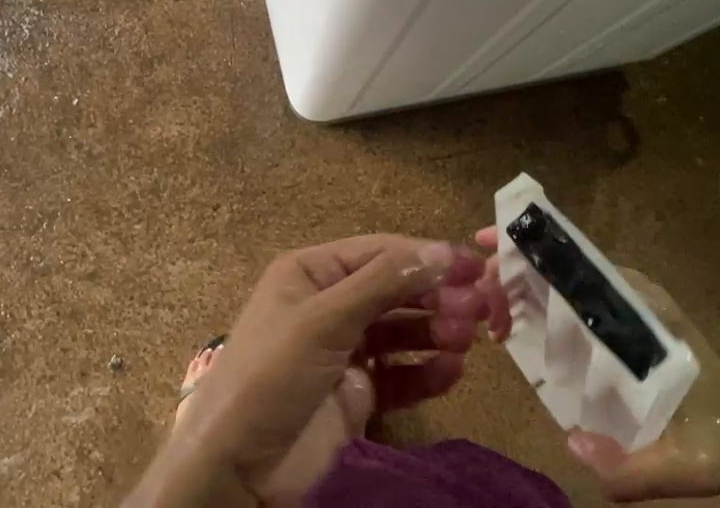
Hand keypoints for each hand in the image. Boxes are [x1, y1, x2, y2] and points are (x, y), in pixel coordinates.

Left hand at [126, 234, 488, 507]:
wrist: (239, 468)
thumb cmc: (272, 375)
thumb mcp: (322, 320)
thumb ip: (383, 283)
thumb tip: (441, 250)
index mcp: (312, 272)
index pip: (379, 252)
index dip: (426, 256)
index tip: (474, 267)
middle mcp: (329, 304)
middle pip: (394, 290)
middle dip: (435, 295)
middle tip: (480, 310)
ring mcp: (344, 351)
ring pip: (402, 330)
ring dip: (436, 330)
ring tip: (466, 340)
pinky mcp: (357, 394)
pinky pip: (401, 375)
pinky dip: (427, 371)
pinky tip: (451, 372)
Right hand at [474, 228, 719, 507]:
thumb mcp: (691, 467)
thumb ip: (636, 467)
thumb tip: (571, 443)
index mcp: (648, 312)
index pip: (582, 264)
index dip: (532, 249)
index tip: (487, 246)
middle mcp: (634, 299)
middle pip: (562, 267)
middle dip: (513, 271)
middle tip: (477, 301)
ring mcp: (626, 311)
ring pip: (560, 281)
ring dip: (518, 286)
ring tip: (487, 315)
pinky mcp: (620, 327)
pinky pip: (567, 301)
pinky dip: (533, 303)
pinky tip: (508, 325)